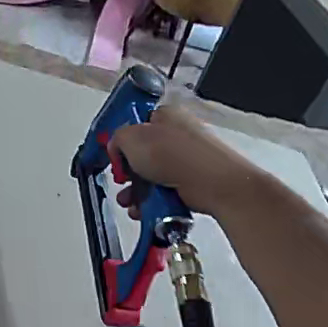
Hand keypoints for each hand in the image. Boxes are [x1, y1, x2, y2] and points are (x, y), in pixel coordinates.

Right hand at [106, 104, 268, 217]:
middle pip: (141, 155)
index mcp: (165, 116)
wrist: (214, 184)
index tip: (113, 155)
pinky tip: (144, 210)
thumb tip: (116, 149)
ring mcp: (185, 161)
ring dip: (136, 192)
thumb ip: (117, 139)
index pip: (136, 123)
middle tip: (122, 180)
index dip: (121, 140)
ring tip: (130, 202)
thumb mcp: (132, 138)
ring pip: (151, 177)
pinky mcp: (191, 184)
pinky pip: (164, 193)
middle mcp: (177, 136)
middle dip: (127, 172)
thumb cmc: (178, 156)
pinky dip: (152, 203)